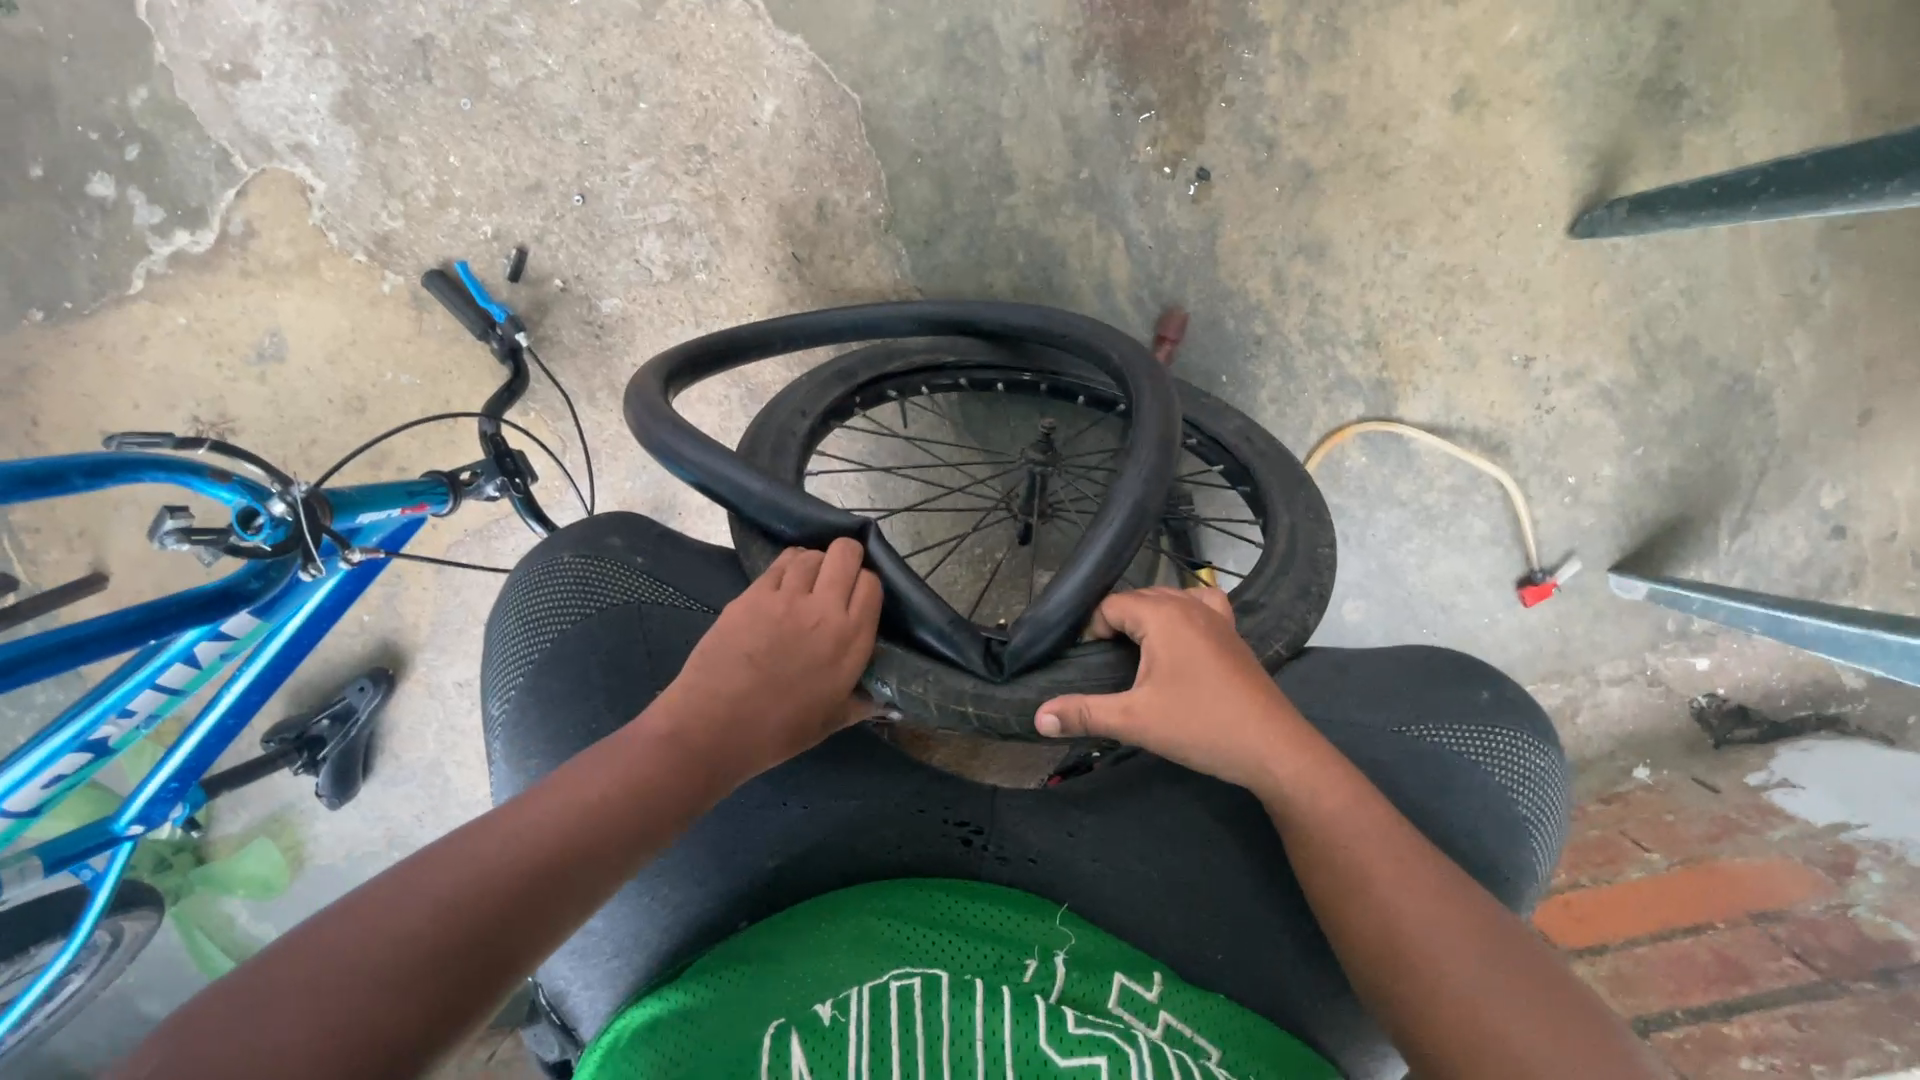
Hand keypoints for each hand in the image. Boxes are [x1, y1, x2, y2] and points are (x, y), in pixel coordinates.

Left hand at [646, 538, 882, 784]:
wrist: (714, 726)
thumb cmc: (779, 731)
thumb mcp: (832, 721)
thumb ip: (862, 704)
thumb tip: (883, 702)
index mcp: (851, 639)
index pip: (871, 584)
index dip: (866, 585)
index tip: (857, 599)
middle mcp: (824, 608)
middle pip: (845, 552)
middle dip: (847, 557)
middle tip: (837, 578)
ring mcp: (785, 597)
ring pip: (810, 554)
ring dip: (814, 563)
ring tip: (807, 582)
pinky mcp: (752, 594)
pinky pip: (779, 564)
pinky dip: (786, 567)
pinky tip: (781, 585)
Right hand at [1034, 586, 1309, 790]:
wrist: (1273, 748)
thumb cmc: (1200, 727)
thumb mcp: (1134, 721)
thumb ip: (1084, 713)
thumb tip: (1037, 716)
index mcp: (1163, 615)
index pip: (1110, 606)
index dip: (1091, 631)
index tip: (1088, 664)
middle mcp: (1189, 605)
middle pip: (1138, 597)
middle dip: (1116, 623)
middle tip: (1106, 663)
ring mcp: (1217, 617)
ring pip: (1170, 599)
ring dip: (1148, 617)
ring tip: (1137, 652)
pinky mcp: (1234, 634)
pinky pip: (1202, 605)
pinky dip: (1184, 613)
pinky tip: (1181, 638)